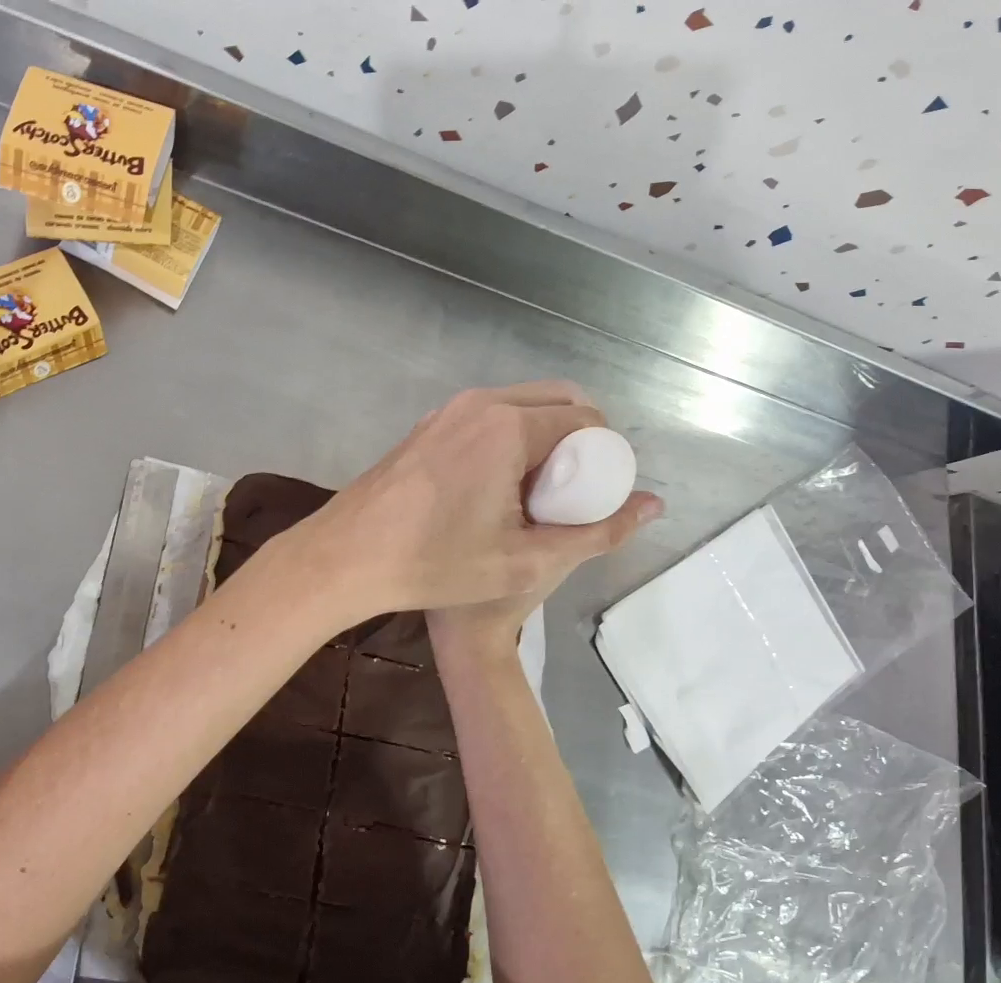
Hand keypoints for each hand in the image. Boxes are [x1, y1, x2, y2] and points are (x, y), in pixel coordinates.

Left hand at [280, 381, 661, 627]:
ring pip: (519, 408)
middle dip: (577, 443)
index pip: (587, 419)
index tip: (592, 499)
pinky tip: (492, 491)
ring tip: (533, 498)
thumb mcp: (525, 562)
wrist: (346, 558)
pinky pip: (486, 420)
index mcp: (508, 425)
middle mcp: (479, 403)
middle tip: (569, 497)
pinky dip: (506, 441)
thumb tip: (654, 506)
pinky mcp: (425, 427)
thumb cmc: (435, 563)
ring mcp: (446, 411)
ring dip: (540, 441)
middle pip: (557, 402)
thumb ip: (596, 534)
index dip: (603, 458)